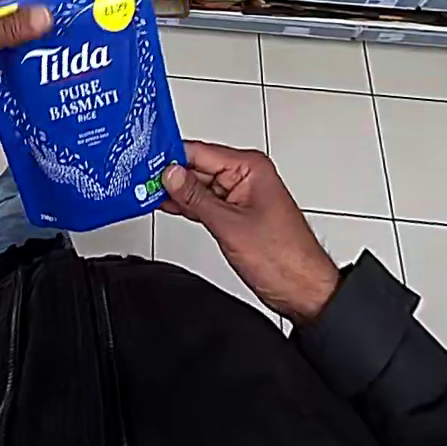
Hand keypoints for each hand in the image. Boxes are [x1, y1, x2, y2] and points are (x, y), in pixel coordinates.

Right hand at [160, 141, 340, 326]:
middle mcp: (245, 175)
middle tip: (140, 177)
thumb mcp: (230, 225)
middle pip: (197, 166)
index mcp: (249, 167)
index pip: (201, 151)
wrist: (306, 294)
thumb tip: (170, 173)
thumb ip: (196, 197)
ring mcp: (239, 194)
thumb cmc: (285, 259)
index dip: (172, 155)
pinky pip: (204, 200)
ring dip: (175, 190)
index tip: (146, 159)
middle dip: (170, 173)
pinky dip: (186, 204)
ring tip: (146, 190)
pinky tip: (166, 204)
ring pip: (198, 184)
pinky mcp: (235, 212)